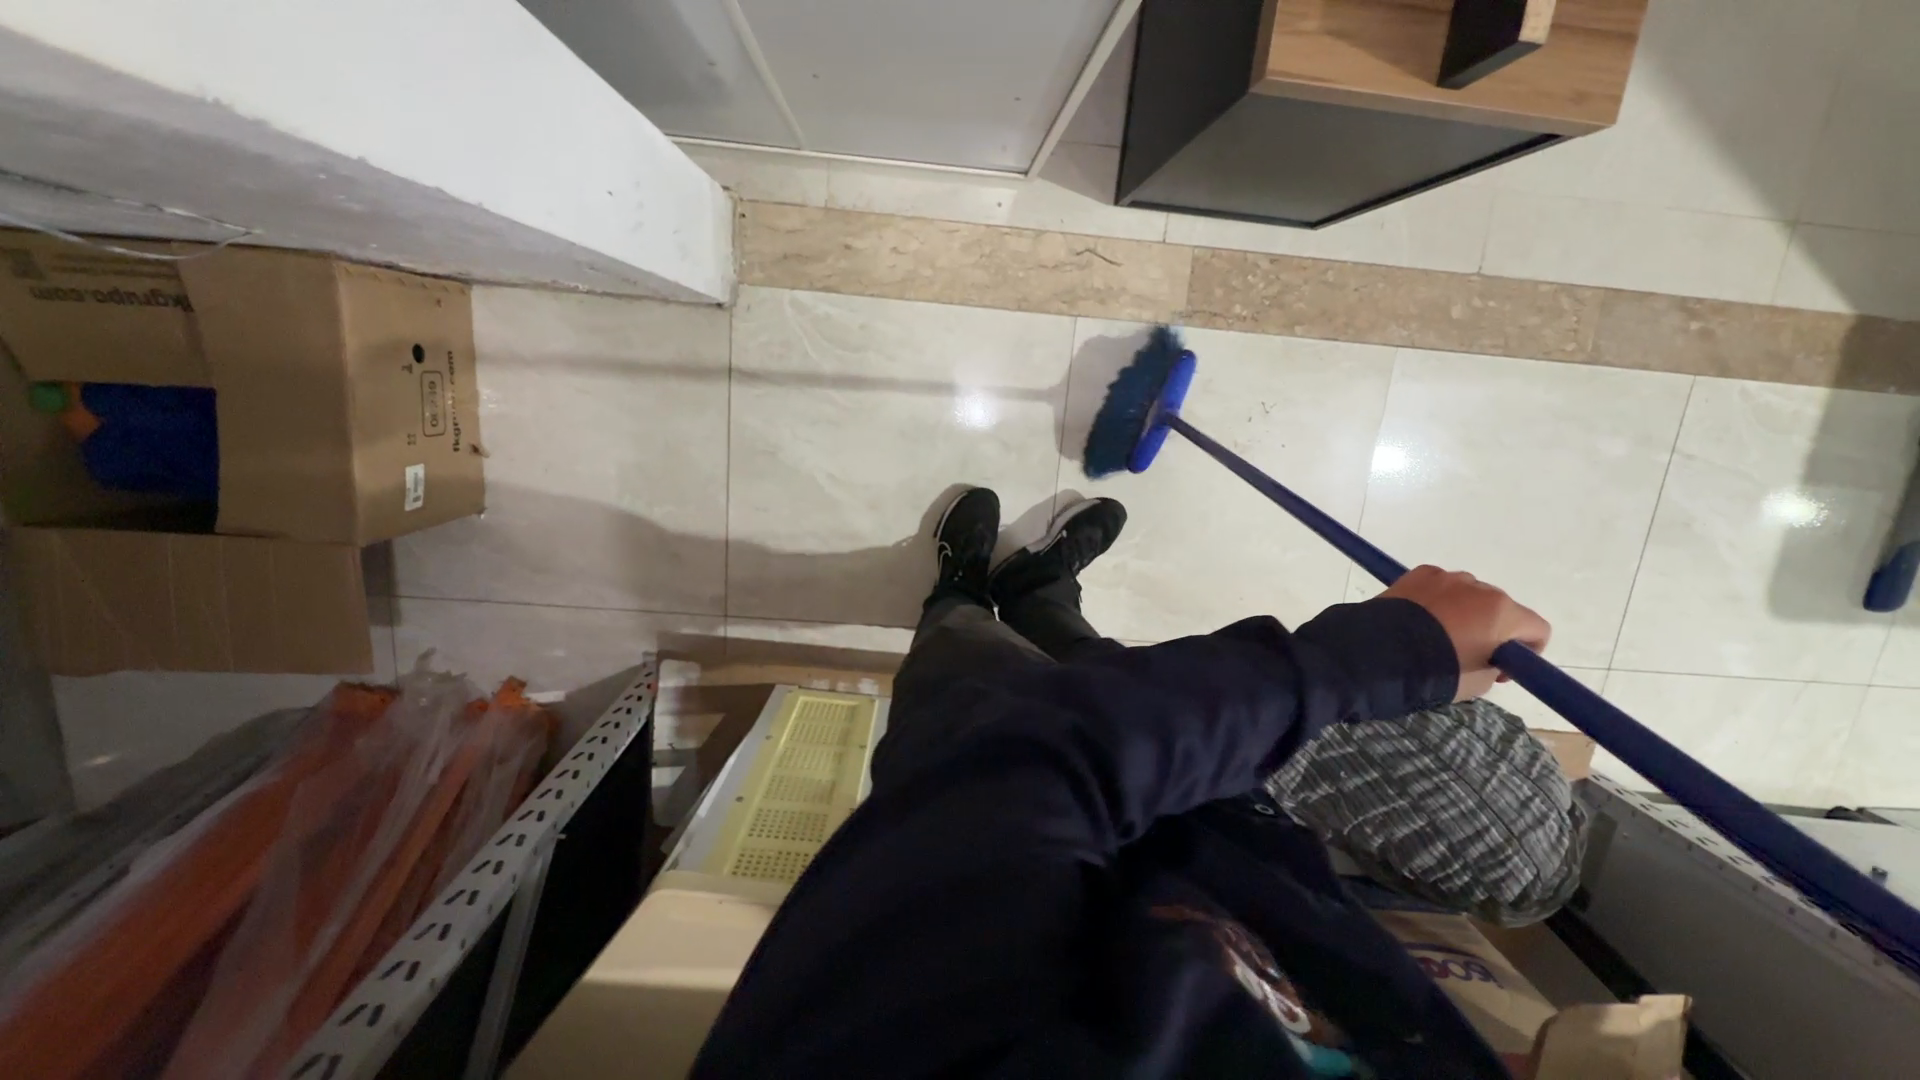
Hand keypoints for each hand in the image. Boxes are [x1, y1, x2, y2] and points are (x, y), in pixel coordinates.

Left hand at [1380, 565, 1550, 701]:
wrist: (1382, 651)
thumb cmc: (1438, 671)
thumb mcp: (1480, 682)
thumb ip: (1496, 665)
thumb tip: (1489, 658)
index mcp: (1503, 612)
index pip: (1537, 628)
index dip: (1527, 651)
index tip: (1504, 668)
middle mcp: (1479, 587)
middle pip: (1500, 608)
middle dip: (1491, 629)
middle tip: (1467, 652)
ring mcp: (1447, 577)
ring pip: (1468, 595)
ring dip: (1463, 611)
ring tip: (1436, 635)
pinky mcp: (1417, 574)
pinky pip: (1438, 587)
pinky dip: (1435, 600)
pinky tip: (1418, 619)